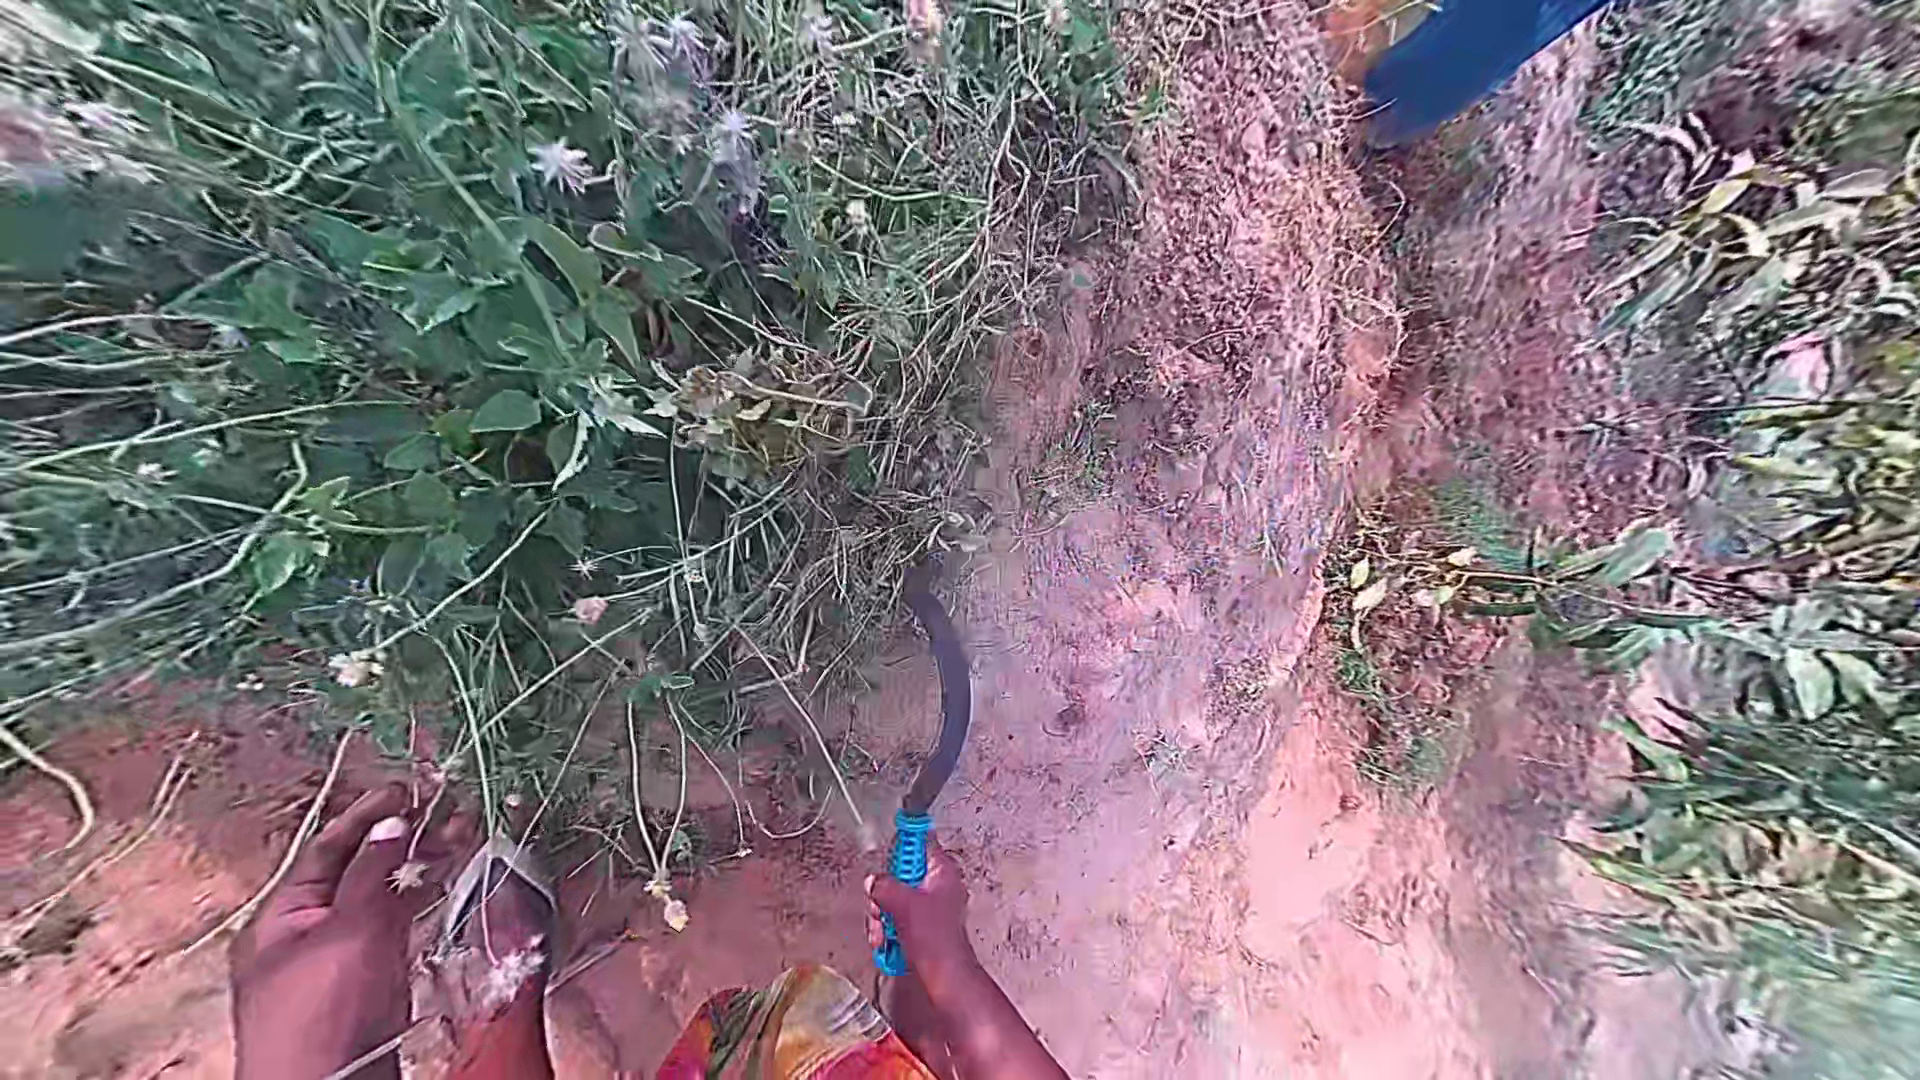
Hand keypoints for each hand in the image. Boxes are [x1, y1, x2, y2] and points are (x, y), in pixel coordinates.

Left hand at [230, 784, 443, 1079]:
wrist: (338, 1077)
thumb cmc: (325, 1003)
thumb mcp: (347, 931)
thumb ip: (371, 872)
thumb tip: (393, 821)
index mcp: (285, 916)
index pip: (328, 849)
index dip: (366, 816)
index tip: (406, 787)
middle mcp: (316, 921)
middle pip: (364, 862)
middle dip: (406, 831)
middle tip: (449, 802)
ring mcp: (351, 938)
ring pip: (392, 880)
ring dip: (426, 851)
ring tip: (465, 823)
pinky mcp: (381, 952)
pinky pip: (406, 903)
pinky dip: (431, 879)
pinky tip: (457, 860)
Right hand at [866, 840, 977, 986]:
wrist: (944, 980)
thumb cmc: (936, 941)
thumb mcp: (903, 904)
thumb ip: (884, 885)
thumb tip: (873, 880)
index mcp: (942, 870)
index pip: (920, 840)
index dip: (902, 846)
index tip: (890, 852)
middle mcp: (938, 884)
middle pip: (901, 873)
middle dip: (885, 893)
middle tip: (881, 906)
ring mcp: (931, 905)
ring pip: (896, 897)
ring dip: (882, 915)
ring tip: (884, 931)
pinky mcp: (922, 925)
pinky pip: (897, 917)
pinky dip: (888, 929)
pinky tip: (887, 942)